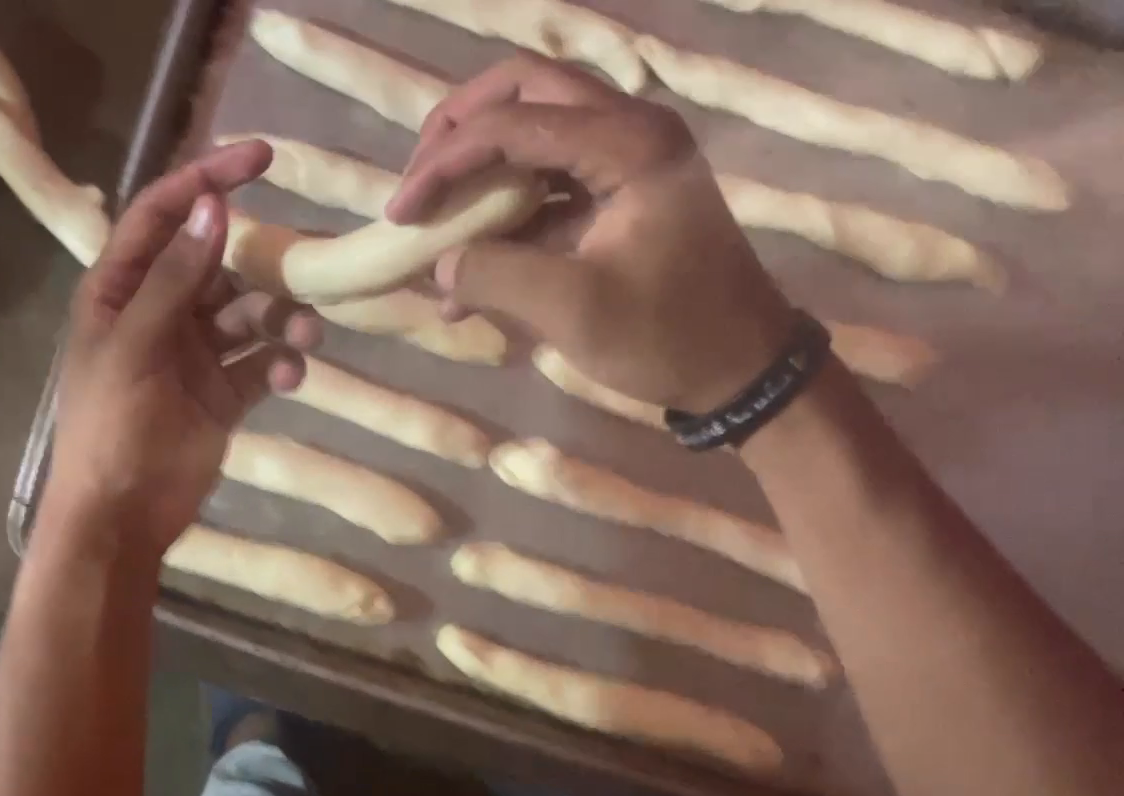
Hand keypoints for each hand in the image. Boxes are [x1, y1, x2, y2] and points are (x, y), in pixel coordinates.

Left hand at [42, 141, 316, 558]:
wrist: (120, 514)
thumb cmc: (112, 427)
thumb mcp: (134, 346)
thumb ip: (174, 280)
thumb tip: (213, 208)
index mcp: (120, 291)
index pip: (162, 216)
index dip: (205, 181)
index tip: (263, 159)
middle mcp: (159, 313)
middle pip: (217, 262)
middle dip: (263, 259)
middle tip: (313, 258)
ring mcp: (193, 355)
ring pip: (247, 313)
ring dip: (279, 315)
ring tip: (305, 330)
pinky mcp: (222, 394)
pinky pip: (259, 363)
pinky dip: (279, 362)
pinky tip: (290, 374)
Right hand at [388, 53, 793, 411]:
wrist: (734, 366)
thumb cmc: (665, 334)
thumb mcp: (573, 310)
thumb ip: (496, 276)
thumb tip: (440, 262)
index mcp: (628, 143)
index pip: (513, 123)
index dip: (444, 162)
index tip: (399, 214)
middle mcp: (628, 130)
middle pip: (525, 91)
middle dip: (457, 131)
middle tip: (415, 180)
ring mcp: (621, 160)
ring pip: (531, 127)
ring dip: (474, 165)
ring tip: (431, 213)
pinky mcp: (611, 194)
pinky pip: (540, 182)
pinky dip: (496, 212)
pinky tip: (464, 266)